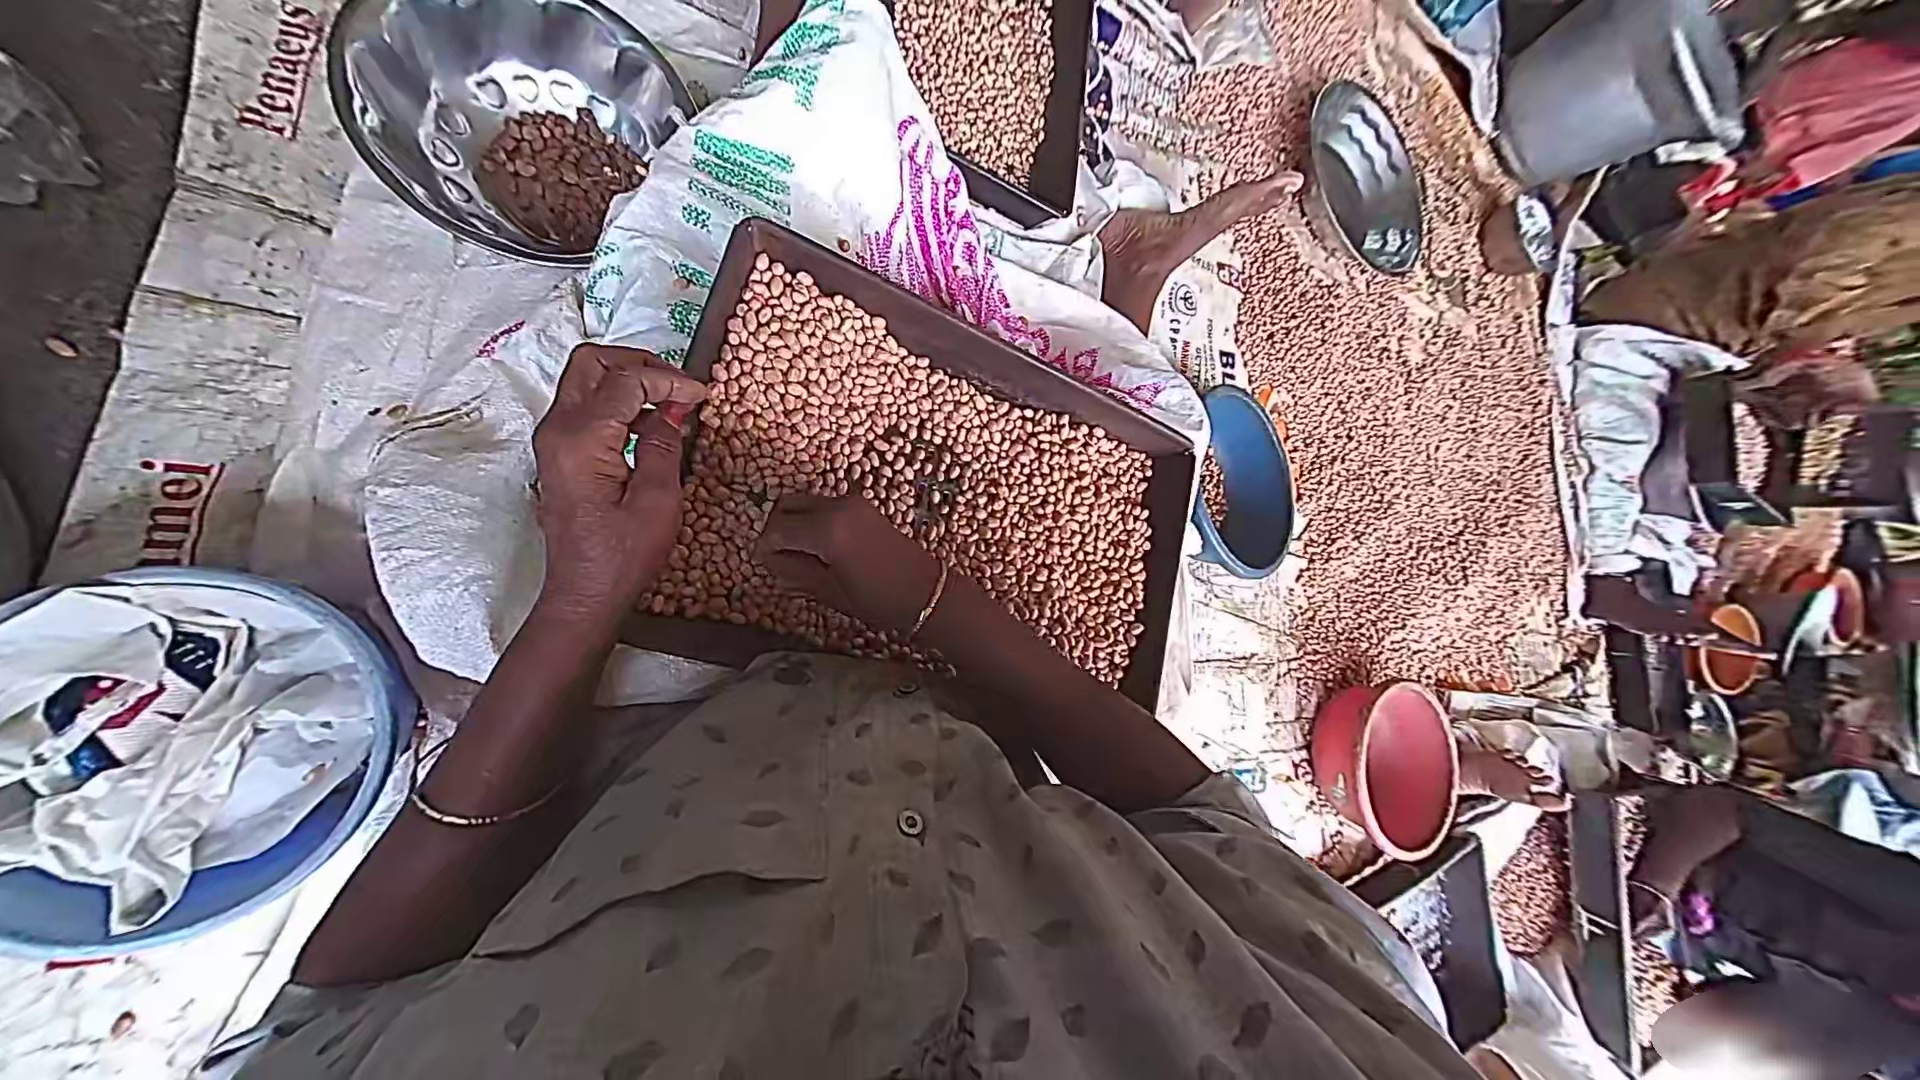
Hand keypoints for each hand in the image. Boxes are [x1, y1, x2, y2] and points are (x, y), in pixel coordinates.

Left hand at [531, 344, 705, 622]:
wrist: (585, 593)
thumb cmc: (623, 555)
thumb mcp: (657, 500)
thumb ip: (664, 445)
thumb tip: (673, 410)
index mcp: (581, 439)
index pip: (626, 381)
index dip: (669, 381)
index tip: (701, 396)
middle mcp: (557, 430)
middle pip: (592, 363)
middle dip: (640, 364)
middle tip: (679, 387)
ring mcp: (553, 440)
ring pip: (587, 381)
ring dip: (630, 382)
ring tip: (672, 406)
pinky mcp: (560, 453)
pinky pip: (588, 408)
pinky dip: (621, 404)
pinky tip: (652, 427)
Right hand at [754, 494, 940, 632]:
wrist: (925, 592)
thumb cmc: (877, 600)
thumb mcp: (829, 590)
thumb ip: (794, 570)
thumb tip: (770, 558)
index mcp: (827, 530)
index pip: (777, 529)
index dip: (766, 547)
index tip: (765, 563)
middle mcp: (837, 507)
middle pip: (786, 505)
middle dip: (776, 529)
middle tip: (777, 558)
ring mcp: (852, 502)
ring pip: (804, 502)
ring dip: (794, 522)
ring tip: (800, 555)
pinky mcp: (862, 505)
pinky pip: (824, 505)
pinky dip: (812, 520)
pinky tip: (820, 548)